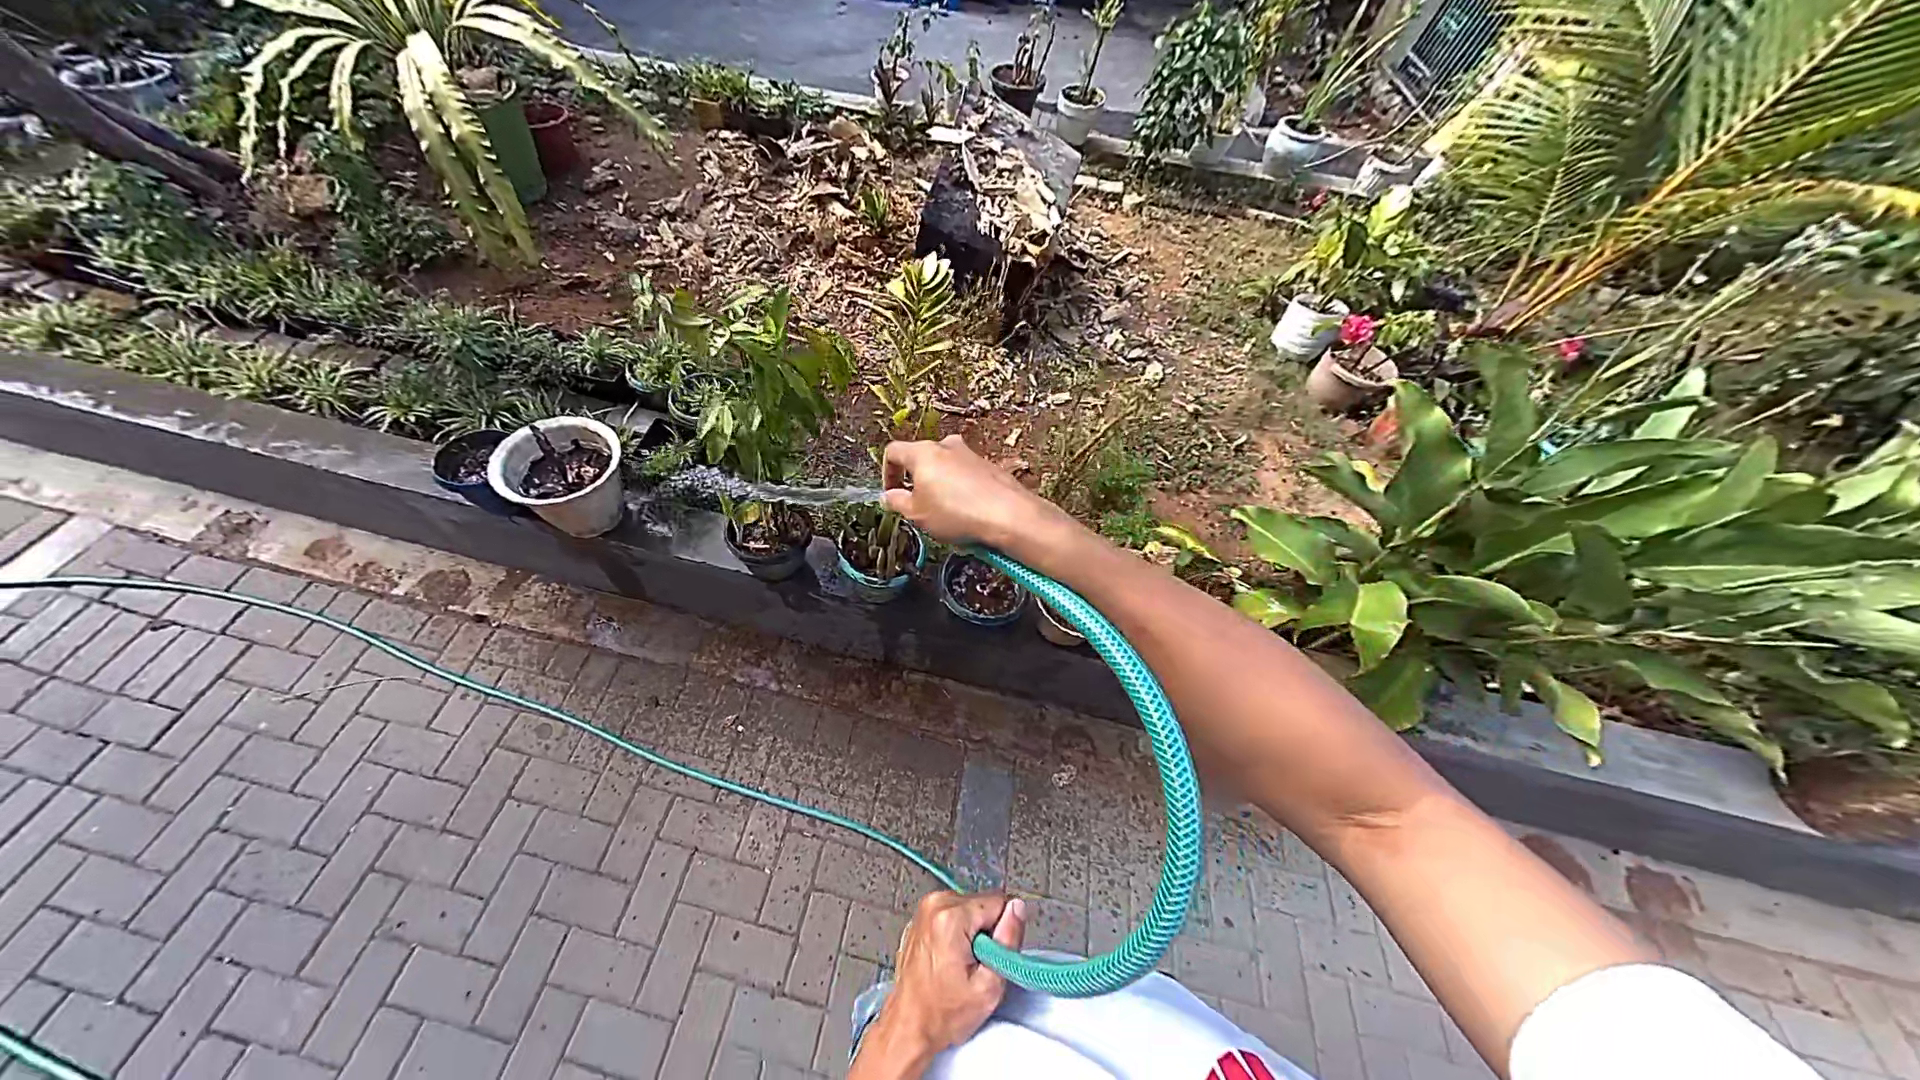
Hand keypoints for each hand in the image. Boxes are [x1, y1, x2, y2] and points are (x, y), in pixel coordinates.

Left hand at [853, 892, 1025, 1077]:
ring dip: (973, 933)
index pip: (1000, 902)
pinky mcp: (921, 916)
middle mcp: (935, 903)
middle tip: (976, 965)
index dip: (1003, 932)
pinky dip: (957, 933)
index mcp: (951, 916)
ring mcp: (925, 908)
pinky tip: (948, 959)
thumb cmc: (942, 1014)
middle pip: (984, 904)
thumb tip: (1017, 908)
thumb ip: (1008, 941)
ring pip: (971, 908)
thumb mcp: (989, 986)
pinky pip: (954, 914)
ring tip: (961, 964)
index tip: (990, 956)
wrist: (908, 1026)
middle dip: (987, 932)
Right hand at [882, 436, 1077, 553]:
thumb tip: (889, 497)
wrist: (1008, 514)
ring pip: (946, 468)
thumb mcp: (917, 514)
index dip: (887, 473)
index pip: (894, 452)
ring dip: (940, 488)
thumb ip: (897, 502)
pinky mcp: (990, 467)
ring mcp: (971, 455)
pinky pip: (966, 477)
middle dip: (916, 482)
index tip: (891, 494)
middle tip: (918, 507)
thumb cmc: (957, 512)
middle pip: (922, 459)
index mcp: (923, 452)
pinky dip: (961, 492)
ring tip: (945, 515)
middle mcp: (947, 446)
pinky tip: (967, 515)